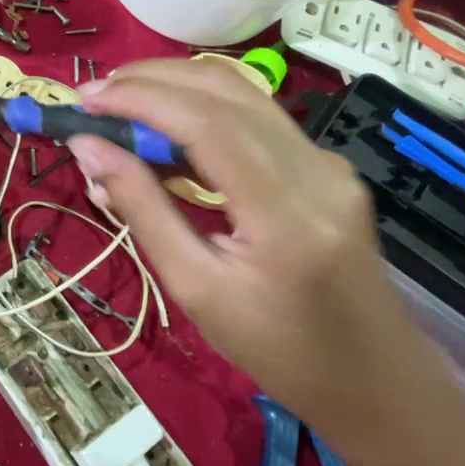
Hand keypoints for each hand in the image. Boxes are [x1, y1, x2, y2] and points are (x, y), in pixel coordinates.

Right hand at [67, 59, 420, 441]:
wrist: (380, 385)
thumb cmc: (278, 352)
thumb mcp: (194, 288)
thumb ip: (140, 208)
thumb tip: (86, 146)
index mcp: (287, 216)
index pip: (208, 124)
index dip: (140, 99)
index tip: (84, 99)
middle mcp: (317, 173)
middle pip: (225, 92)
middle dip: (149, 80)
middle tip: (91, 95)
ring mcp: (329, 164)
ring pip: (241, 92)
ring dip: (173, 85)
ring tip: (118, 102)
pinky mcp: (327, 165)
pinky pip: (254, 114)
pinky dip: (199, 107)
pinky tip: (164, 131)